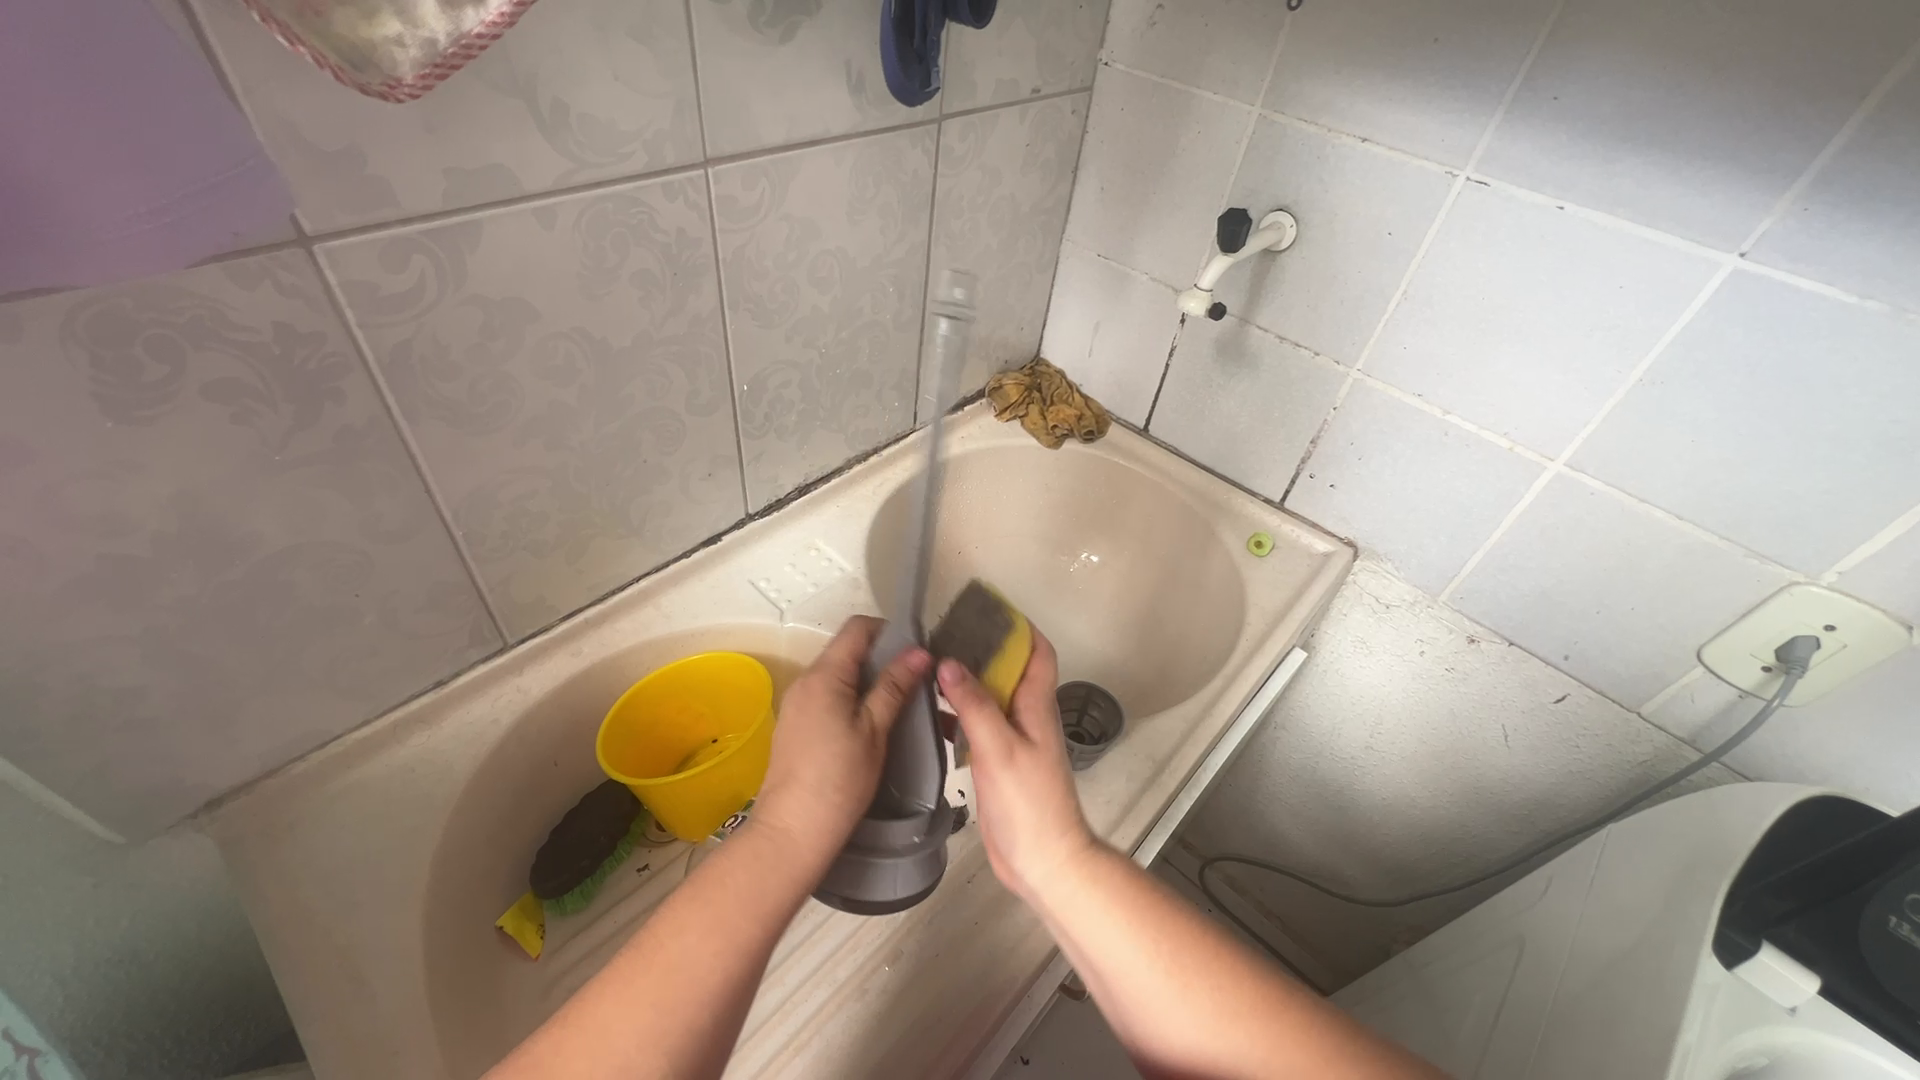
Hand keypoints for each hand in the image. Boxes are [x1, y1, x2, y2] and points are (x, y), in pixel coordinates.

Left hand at [753, 616, 930, 855]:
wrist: (791, 832)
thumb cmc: (839, 780)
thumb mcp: (875, 730)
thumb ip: (894, 686)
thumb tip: (919, 651)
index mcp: (825, 675)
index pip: (857, 628)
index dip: (889, 631)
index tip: (916, 653)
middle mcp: (805, 681)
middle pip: (847, 651)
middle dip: (883, 660)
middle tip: (917, 683)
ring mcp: (796, 704)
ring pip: (839, 677)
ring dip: (869, 683)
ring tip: (901, 708)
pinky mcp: (794, 726)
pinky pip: (828, 698)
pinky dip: (852, 701)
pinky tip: (873, 727)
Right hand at [938, 629, 1098, 900]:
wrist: (1042, 862)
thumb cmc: (1029, 803)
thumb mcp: (1000, 749)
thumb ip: (975, 705)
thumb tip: (949, 662)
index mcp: (1037, 706)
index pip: (1038, 653)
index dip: (1019, 628)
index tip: (986, 611)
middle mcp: (1026, 717)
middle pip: (1008, 671)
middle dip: (982, 650)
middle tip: (942, 635)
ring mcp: (1012, 741)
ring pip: (989, 698)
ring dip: (965, 681)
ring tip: (928, 667)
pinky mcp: (997, 763)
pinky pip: (976, 727)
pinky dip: (956, 715)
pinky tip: (928, 714)